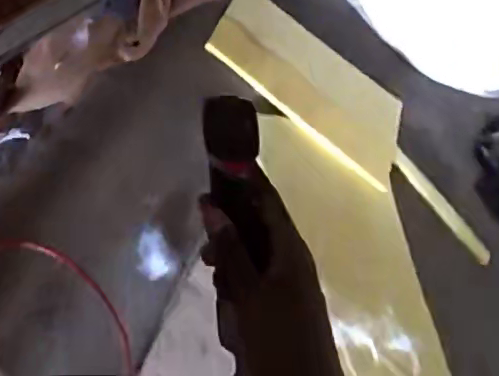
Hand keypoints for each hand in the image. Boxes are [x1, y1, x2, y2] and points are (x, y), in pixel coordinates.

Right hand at [200, 168, 341, 375]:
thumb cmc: (280, 340)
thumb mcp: (248, 294)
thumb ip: (230, 248)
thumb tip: (210, 204)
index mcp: (291, 247)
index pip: (268, 198)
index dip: (246, 176)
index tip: (220, 159)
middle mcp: (292, 258)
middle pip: (258, 225)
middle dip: (230, 231)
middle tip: (206, 243)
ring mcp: (290, 284)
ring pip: (253, 255)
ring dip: (231, 263)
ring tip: (214, 278)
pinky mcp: (283, 306)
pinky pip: (255, 281)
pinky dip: (238, 286)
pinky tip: (227, 305)